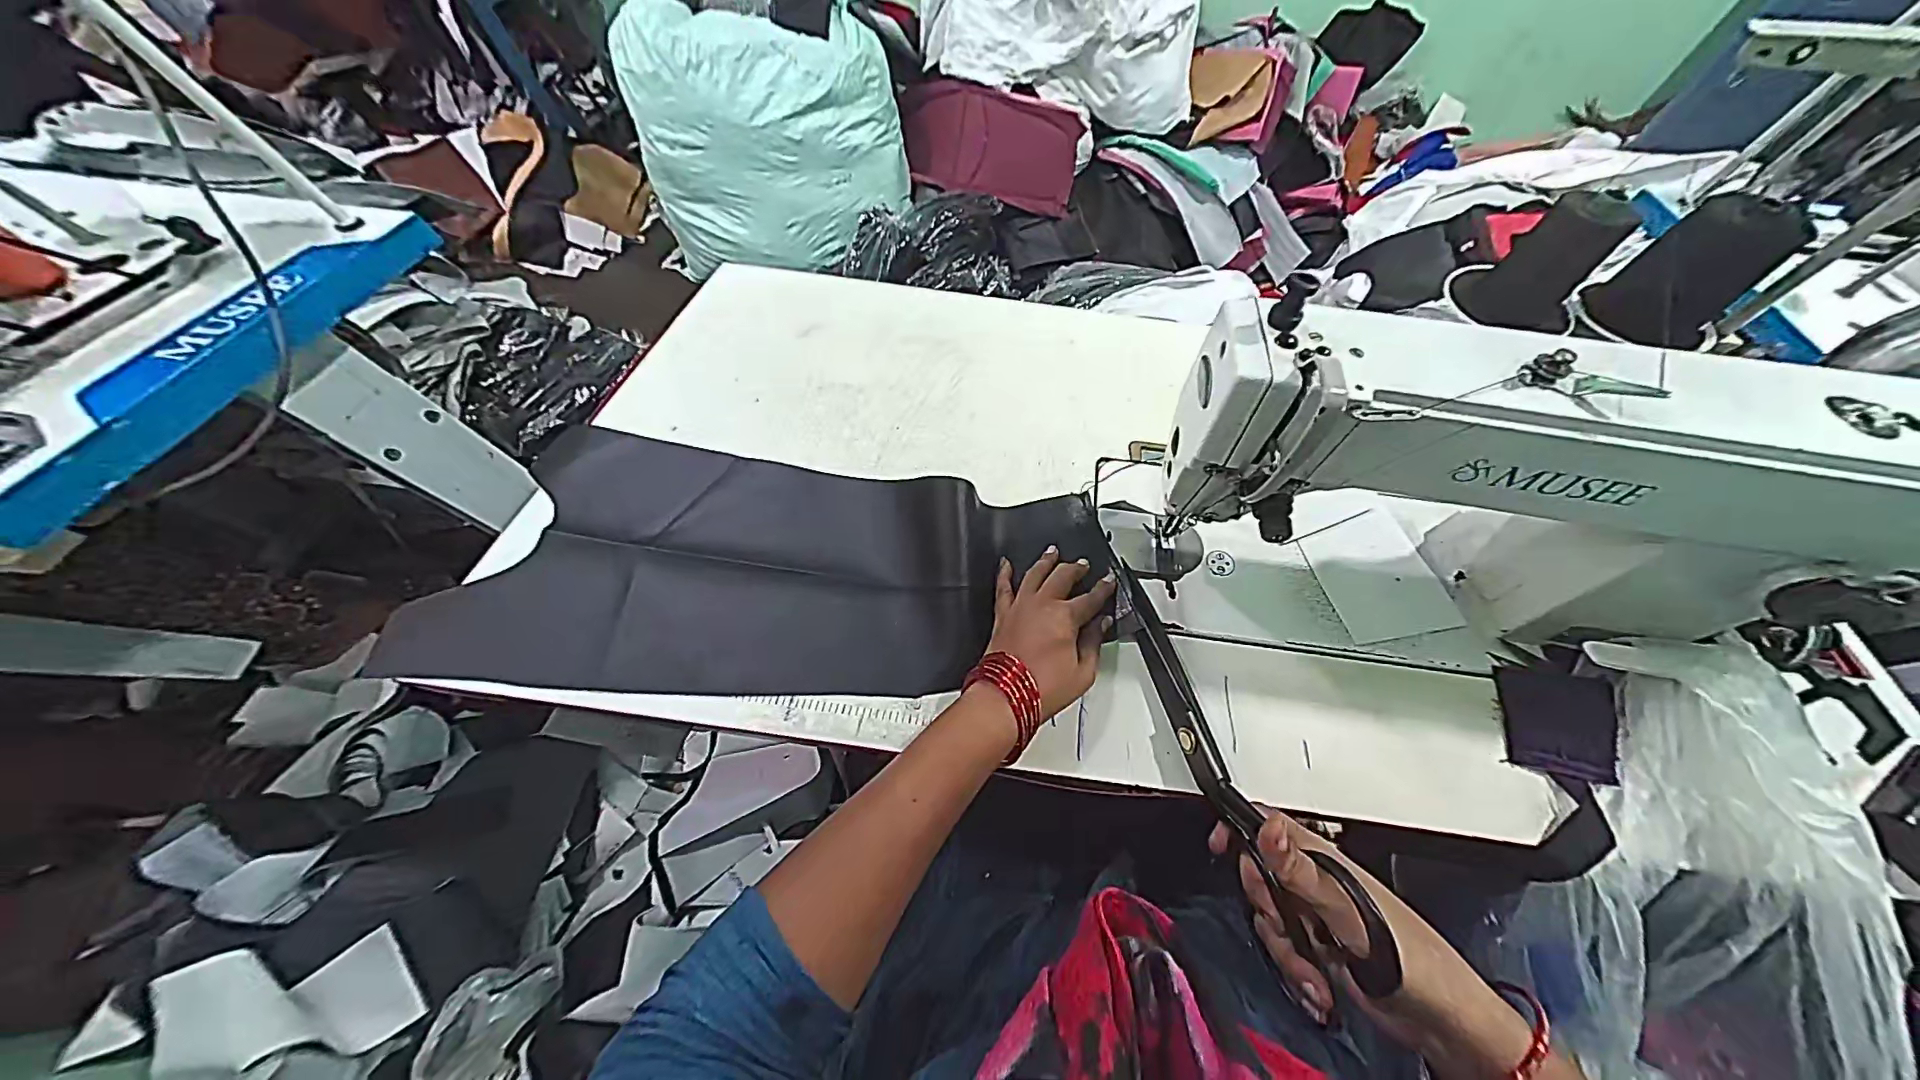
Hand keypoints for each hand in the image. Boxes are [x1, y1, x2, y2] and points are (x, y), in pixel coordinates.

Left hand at [985, 547, 1115, 719]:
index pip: (1091, 597)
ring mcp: (1020, 607)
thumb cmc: (1040, 688)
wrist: (1005, 696)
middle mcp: (1042, 605)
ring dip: (1046, 561)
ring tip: (1053, 552)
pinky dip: (1004, 574)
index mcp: (1066, 617)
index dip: (1103, 588)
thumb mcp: (1083, 672)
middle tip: (1084, 565)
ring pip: (1035, 573)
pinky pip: (1003, 587)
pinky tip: (1005, 565)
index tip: (1109, 582)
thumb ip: (1093, 644)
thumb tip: (1099, 628)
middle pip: (1063, 576)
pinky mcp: (1003, 615)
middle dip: (1077, 568)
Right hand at [1211, 810, 1550, 1078]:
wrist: (1443, 1022)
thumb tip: (1266, 825)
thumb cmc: (1409, 956)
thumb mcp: (1345, 907)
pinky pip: (1283, 950)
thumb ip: (1299, 868)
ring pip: (1267, 918)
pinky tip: (1319, 986)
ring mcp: (1314, 917)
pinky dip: (1296, 971)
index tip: (1219, 845)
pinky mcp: (1316, 949)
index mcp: (1321, 860)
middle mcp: (1314, 884)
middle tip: (1285, 922)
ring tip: (1313, 969)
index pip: (1266, 826)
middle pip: (1258, 875)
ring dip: (1284, 950)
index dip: (1238, 830)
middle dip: (1264, 906)